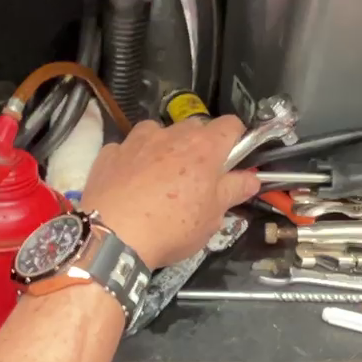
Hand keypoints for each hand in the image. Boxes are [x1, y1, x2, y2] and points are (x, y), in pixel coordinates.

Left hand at [78, 117, 260, 268]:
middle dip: (200, 146)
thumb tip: (251, 179)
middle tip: (197, 178)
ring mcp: (137, 140)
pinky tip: (131, 185)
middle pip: (195, 127)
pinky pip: (129, 148)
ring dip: (165, 148)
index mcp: (204, 147)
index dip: (236, 139)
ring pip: (159, 132)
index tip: (232, 159)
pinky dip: (134, 160)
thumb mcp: (213, 216)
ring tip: (160, 179)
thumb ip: (233, 191)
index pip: (231, 124)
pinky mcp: (110, 152)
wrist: (113, 237)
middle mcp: (171, 134)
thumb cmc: (173, 227)